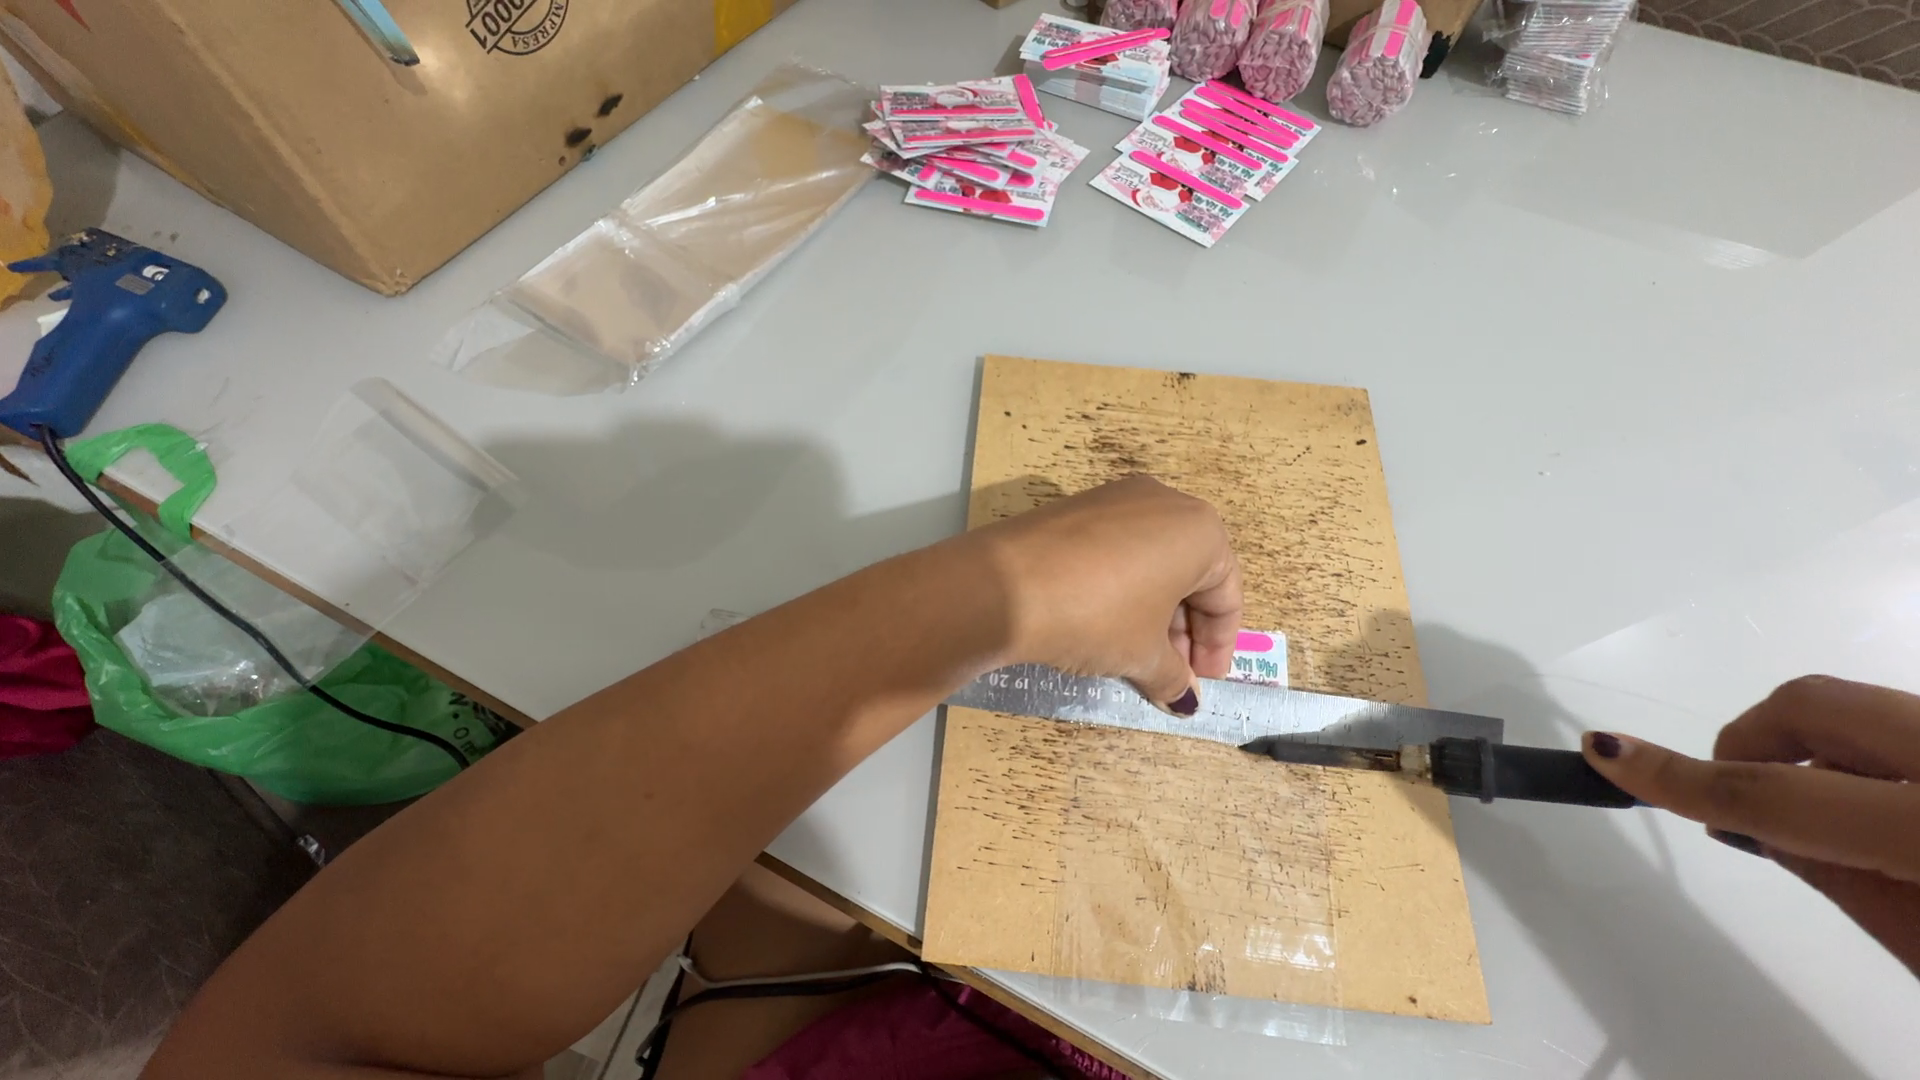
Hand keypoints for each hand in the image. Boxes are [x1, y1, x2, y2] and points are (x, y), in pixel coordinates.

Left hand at [967, 475, 1242, 712]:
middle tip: (1171, 674)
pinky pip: (1117, 551)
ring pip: (1152, 562)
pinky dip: (1121, 589)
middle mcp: (1163, 502)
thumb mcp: (1142, 653)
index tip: (1205, 683)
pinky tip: (1104, 626)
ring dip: (1153, 612)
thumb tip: (1184, 698)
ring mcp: (1115, 499)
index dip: (1219, 646)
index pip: (1226, 595)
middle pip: (1190, 574)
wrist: (1002, 586)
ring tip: (1137, 657)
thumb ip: (1173, 676)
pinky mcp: (1075, 508)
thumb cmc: (1096, 615)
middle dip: (1183, 630)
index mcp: (1199, 529)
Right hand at [1581, 676, 1919, 973]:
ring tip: (1852, 824)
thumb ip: (1833, 876)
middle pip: (1814, 703)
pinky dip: (1884, 761)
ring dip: (1823, 755)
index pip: (1774, 792)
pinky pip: (1918, 727)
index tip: (1604, 753)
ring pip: (1874, 709)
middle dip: (1753, 741)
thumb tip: (1744, 819)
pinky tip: (1905, 814)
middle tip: (1747, 799)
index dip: (1676, 774)